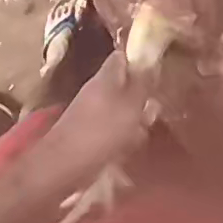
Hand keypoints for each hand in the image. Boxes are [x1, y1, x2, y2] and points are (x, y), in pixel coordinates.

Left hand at [29, 51, 155, 189]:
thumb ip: (143, 82)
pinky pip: (115, 130)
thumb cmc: (103, 130)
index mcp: (106, 77)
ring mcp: (93, 112)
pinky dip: (123, 138)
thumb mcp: (132, 103)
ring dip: (135, 122)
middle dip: (142, 101)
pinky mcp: (91, 133)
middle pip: (127, 87)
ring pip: (124, 111)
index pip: (123, 57)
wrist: (65, 165)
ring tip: (138, 134)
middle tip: (148, 113)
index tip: (157, 73)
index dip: (140, 61)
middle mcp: (98, 90)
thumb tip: (151, 61)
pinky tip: (125, 149)